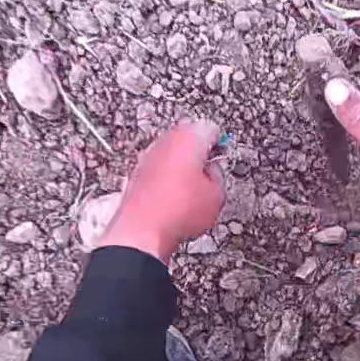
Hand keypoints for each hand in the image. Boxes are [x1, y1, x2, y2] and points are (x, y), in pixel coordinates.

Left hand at [97, 118, 223, 262]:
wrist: (142, 232)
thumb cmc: (178, 212)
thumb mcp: (217, 195)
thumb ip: (219, 175)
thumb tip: (213, 171)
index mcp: (189, 139)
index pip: (211, 129)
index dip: (221, 144)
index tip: (223, 157)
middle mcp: (165, 142)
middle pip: (187, 137)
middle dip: (199, 152)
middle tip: (210, 174)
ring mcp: (148, 156)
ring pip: (171, 153)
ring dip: (183, 165)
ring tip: (193, 191)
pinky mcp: (136, 174)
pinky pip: (159, 169)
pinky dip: (168, 178)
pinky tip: (175, 198)